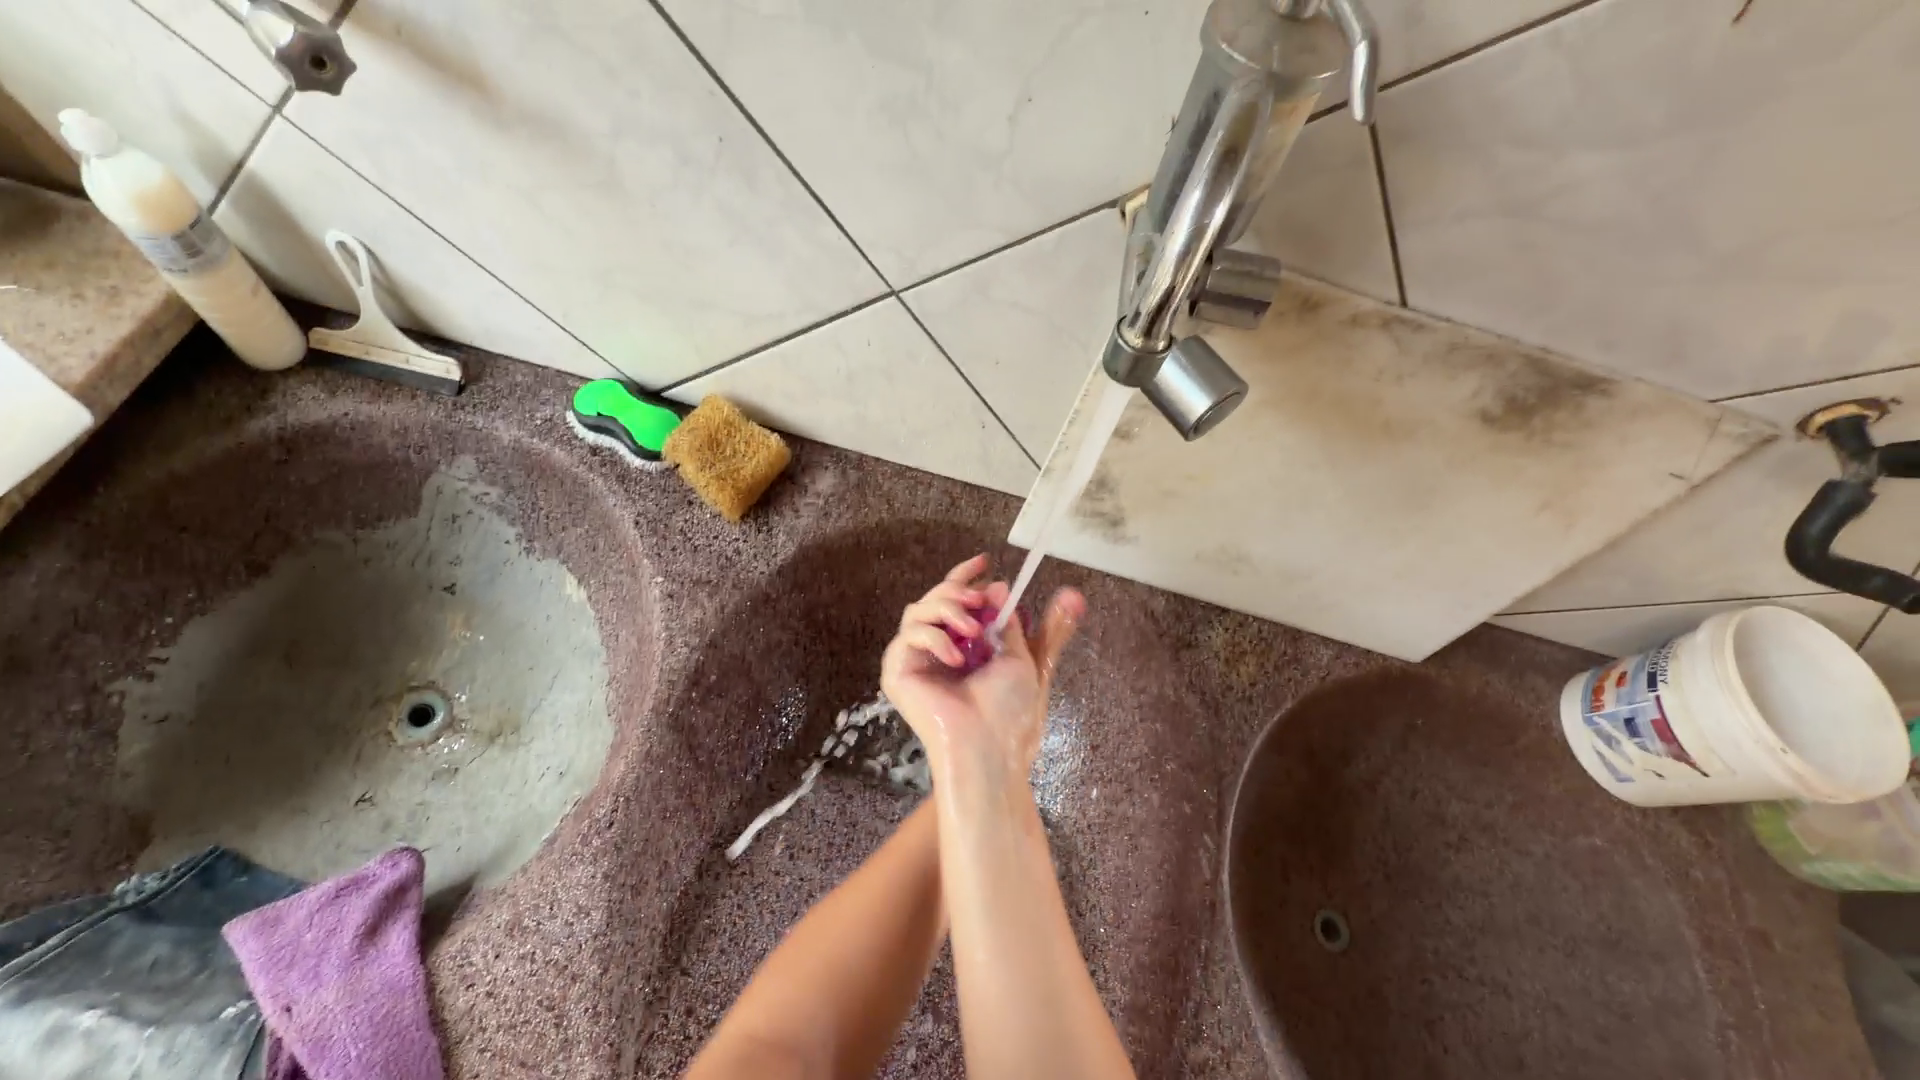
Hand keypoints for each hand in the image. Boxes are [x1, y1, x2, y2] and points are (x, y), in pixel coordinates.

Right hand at [880, 554, 1085, 781]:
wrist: (989, 745)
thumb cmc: (1009, 710)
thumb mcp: (1023, 657)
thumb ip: (1014, 622)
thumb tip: (1002, 586)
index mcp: (963, 645)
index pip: (955, 601)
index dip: (964, 577)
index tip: (983, 561)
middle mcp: (936, 649)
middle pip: (933, 599)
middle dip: (957, 591)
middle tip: (979, 600)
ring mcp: (915, 660)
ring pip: (917, 611)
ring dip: (947, 609)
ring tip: (972, 628)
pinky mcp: (897, 672)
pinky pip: (908, 637)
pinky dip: (933, 637)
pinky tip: (956, 657)